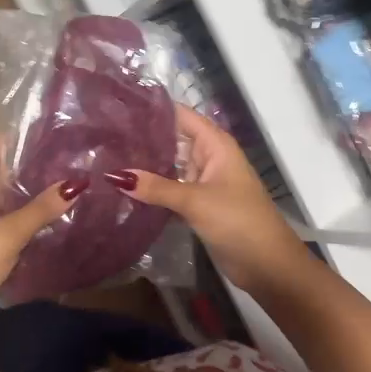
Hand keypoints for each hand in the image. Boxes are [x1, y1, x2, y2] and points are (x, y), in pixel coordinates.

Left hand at [0, 139, 82, 333]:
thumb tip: (78, 182)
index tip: (61, 129)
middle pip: (8, 173)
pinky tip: (60, 218)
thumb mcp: (8, 234)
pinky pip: (11, 223)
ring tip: (78, 182)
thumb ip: (42, 208)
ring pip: (12, 200)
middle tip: (79, 157)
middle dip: (39, 167)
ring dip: (37, 195)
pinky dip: (31, 219)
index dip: (26, 136)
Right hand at [107, 104, 307, 290]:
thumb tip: (113, 175)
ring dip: (146, 165)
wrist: (267, 265)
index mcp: (215, 145)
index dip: (153, 109)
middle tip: (102, 135)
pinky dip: (153, 189)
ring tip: (106, 157)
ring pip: (170, 166)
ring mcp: (204, 182)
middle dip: (143, 138)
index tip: (118, 106)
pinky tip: (124, 188)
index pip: (181, 115)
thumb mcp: (195, 201)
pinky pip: (172, 189)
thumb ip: (156, 187)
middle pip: (173, 139)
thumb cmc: (238, 221)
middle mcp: (209, 157)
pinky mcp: (199, 205)